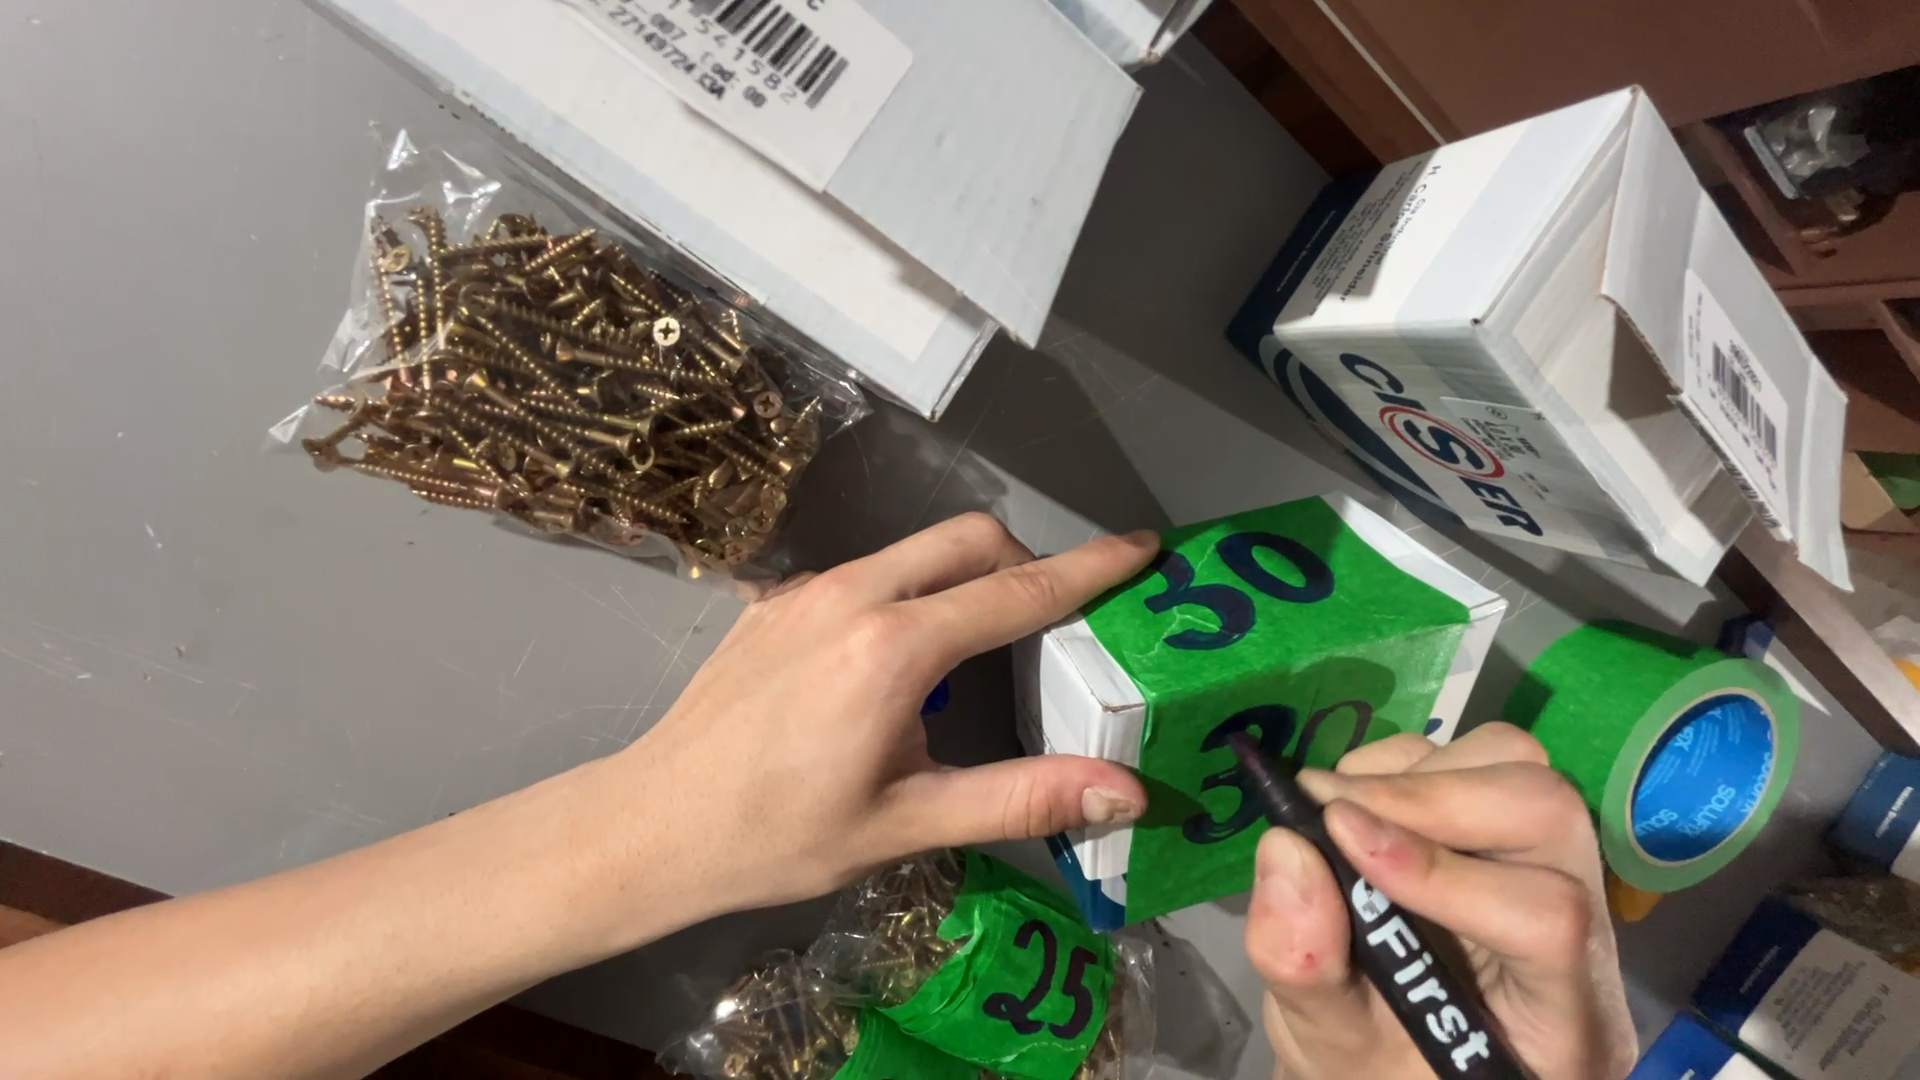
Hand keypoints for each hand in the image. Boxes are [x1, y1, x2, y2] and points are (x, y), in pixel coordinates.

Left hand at [614, 513, 1159, 917]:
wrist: (651, 825)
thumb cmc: (780, 835)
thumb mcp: (908, 824)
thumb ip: (1022, 797)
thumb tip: (1125, 790)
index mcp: (893, 647)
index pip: (1018, 591)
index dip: (1090, 568)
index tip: (1141, 547)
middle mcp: (852, 593)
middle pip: (969, 538)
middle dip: (1024, 562)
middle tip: (1048, 623)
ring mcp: (808, 588)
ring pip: (917, 547)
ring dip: (965, 576)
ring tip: (974, 648)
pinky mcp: (779, 597)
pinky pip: (870, 570)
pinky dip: (911, 591)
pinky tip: (893, 660)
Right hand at [1245, 723, 1636, 1079]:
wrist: (1384, 1049)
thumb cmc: (1371, 1065)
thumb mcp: (1325, 1044)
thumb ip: (1304, 963)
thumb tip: (1286, 845)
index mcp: (1562, 1012)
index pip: (1547, 919)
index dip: (1442, 872)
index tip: (1339, 837)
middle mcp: (1573, 925)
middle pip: (1544, 813)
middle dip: (1425, 799)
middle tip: (1331, 811)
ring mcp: (1533, 858)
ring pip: (1511, 764)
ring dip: (1405, 775)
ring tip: (1334, 809)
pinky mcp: (1487, 820)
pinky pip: (1457, 751)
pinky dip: (1387, 764)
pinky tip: (1347, 805)